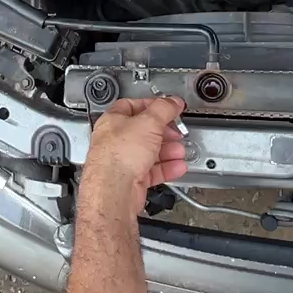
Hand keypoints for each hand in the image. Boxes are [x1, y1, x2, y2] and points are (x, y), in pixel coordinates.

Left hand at [80, 96, 187, 223]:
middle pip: (143, 131)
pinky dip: (167, 168)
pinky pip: (152, 171)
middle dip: (164, 131)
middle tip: (176, 130)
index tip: (168, 107)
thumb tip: (172, 101)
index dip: (152, 105)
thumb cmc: (118, 156)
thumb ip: (163, 109)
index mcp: (113, 121)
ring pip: (149, 152)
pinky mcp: (132, 179)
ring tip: (180, 149)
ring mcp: (123, 161)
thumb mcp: (148, 122)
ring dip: (168, 150)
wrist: (114, 191)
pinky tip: (177, 166)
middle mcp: (115, 141)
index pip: (133, 105)